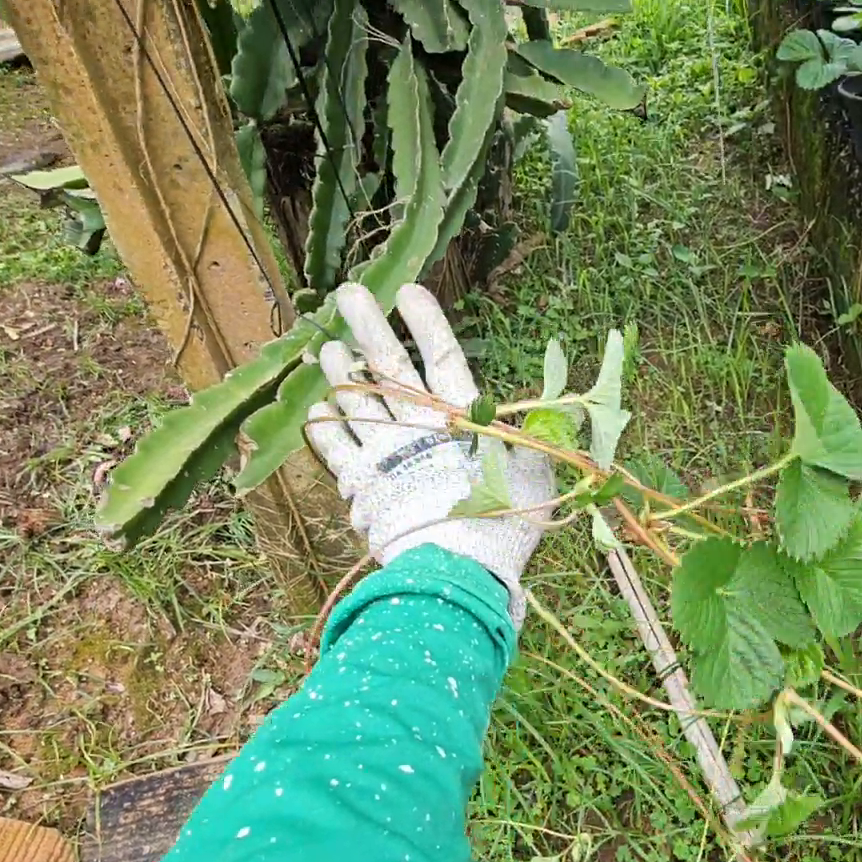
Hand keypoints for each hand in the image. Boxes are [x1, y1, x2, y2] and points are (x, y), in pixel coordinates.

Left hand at [305, 283, 555, 619]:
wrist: (458, 570)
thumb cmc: (504, 525)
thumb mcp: (534, 479)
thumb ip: (530, 444)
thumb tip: (543, 419)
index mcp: (461, 419)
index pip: (442, 357)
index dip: (426, 322)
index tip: (409, 291)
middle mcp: (416, 426)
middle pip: (389, 367)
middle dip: (369, 326)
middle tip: (350, 293)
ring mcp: (384, 452)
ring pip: (356, 399)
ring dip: (341, 372)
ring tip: (327, 348)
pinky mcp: (360, 483)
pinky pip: (334, 446)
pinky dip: (324, 425)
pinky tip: (318, 409)